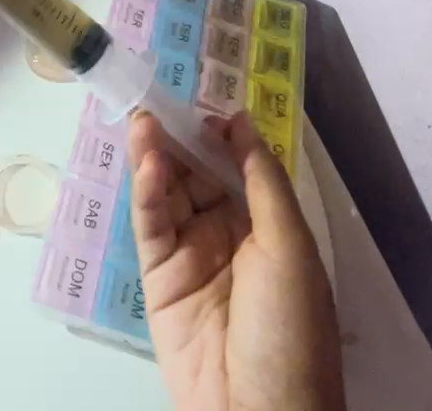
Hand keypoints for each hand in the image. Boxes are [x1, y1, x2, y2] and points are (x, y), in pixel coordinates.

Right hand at [127, 112, 344, 410]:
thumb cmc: (289, 326)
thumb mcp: (288, 245)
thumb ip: (261, 179)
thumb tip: (242, 120)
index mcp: (265, 226)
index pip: (237, 168)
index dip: (221, 137)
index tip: (204, 107)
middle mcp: (226, 234)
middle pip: (196, 175)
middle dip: (179, 141)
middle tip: (157, 104)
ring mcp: (190, 253)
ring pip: (168, 193)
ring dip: (156, 157)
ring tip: (142, 123)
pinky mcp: (157, 274)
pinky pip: (152, 225)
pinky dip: (147, 193)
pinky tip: (147, 164)